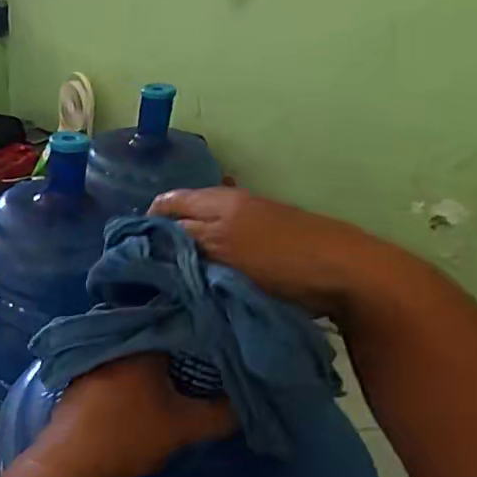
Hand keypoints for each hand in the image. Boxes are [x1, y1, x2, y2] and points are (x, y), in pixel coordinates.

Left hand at [23, 353, 236, 476]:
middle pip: (156, 336)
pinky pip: (116, 365)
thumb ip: (221, 414)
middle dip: (180, 348)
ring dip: (154, 362)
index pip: (181, 322)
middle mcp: (115, 340)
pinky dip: (132, 374)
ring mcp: (93, 358)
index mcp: (142, 342)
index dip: (204, 332)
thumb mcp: (185, 428)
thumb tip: (246, 404)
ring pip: (134, 351)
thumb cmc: (127, 435)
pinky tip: (144, 389)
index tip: (222, 342)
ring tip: (179, 375)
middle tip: (205, 362)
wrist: (68, 462)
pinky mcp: (79, 377)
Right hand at [149, 187, 379, 315]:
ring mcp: (253, 219)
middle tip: (151, 269)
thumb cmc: (279, 260)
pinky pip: (226, 243)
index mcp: (217, 200)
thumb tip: (150, 246)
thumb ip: (184, 243)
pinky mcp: (269, 240)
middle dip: (165, 236)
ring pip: (205, 230)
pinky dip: (212, 255)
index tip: (132, 255)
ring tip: (177, 276)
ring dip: (189, 248)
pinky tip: (209, 276)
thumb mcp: (221, 250)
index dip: (145, 226)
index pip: (166, 204)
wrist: (344, 271)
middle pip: (184, 214)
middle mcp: (232, 203)